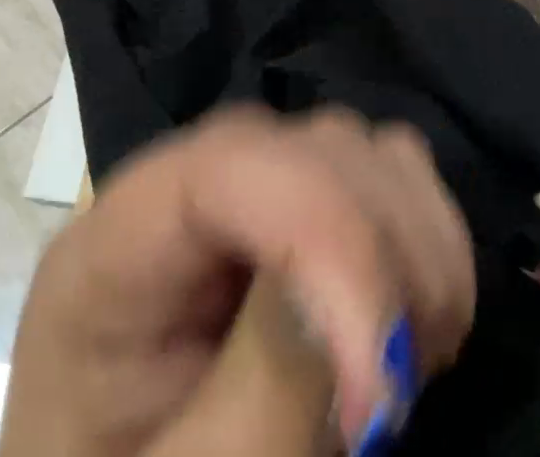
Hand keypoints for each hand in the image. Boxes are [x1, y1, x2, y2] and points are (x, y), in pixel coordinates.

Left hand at [0, 106, 475, 456]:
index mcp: (108, 259)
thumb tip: (351, 289)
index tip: (378, 374)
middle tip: (398, 389)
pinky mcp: (304, 216)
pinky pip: (395, 180)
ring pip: (363, 153)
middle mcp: (181, 199)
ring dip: (418, 252)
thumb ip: (261, 390)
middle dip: (382, 254)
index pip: (220, 170)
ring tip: (409, 366)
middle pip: (305, 150)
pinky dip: (432, 247)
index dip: (323, 237)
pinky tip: (417, 330)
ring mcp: (249, 200)